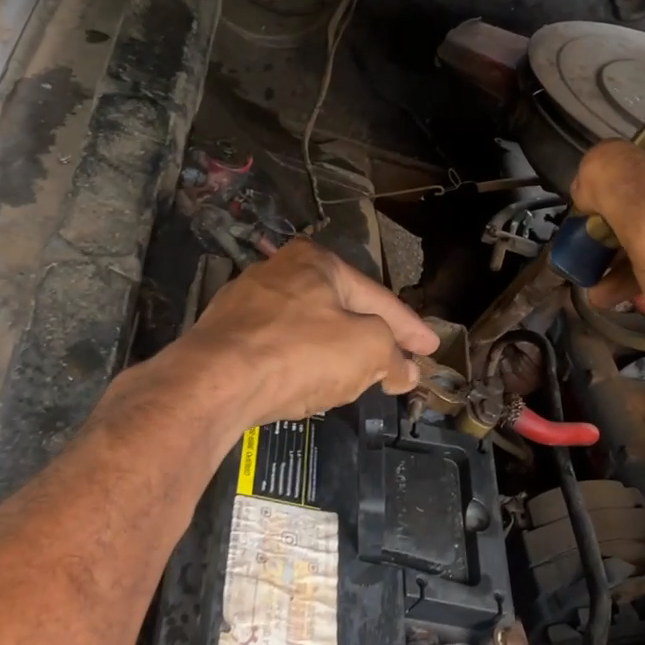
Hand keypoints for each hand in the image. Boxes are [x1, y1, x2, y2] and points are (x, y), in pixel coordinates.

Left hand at [176, 240, 440, 424]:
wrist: (213, 382)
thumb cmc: (298, 354)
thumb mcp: (366, 350)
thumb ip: (393, 356)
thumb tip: (406, 371)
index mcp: (316, 261)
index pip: (377, 297)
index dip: (410, 327)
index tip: (430, 349)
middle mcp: (278, 271)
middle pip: (340, 309)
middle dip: (371, 337)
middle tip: (397, 363)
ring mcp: (245, 303)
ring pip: (306, 329)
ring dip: (334, 352)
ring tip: (356, 377)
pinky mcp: (223, 336)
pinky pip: (277, 348)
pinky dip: (299, 363)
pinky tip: (306, 383)